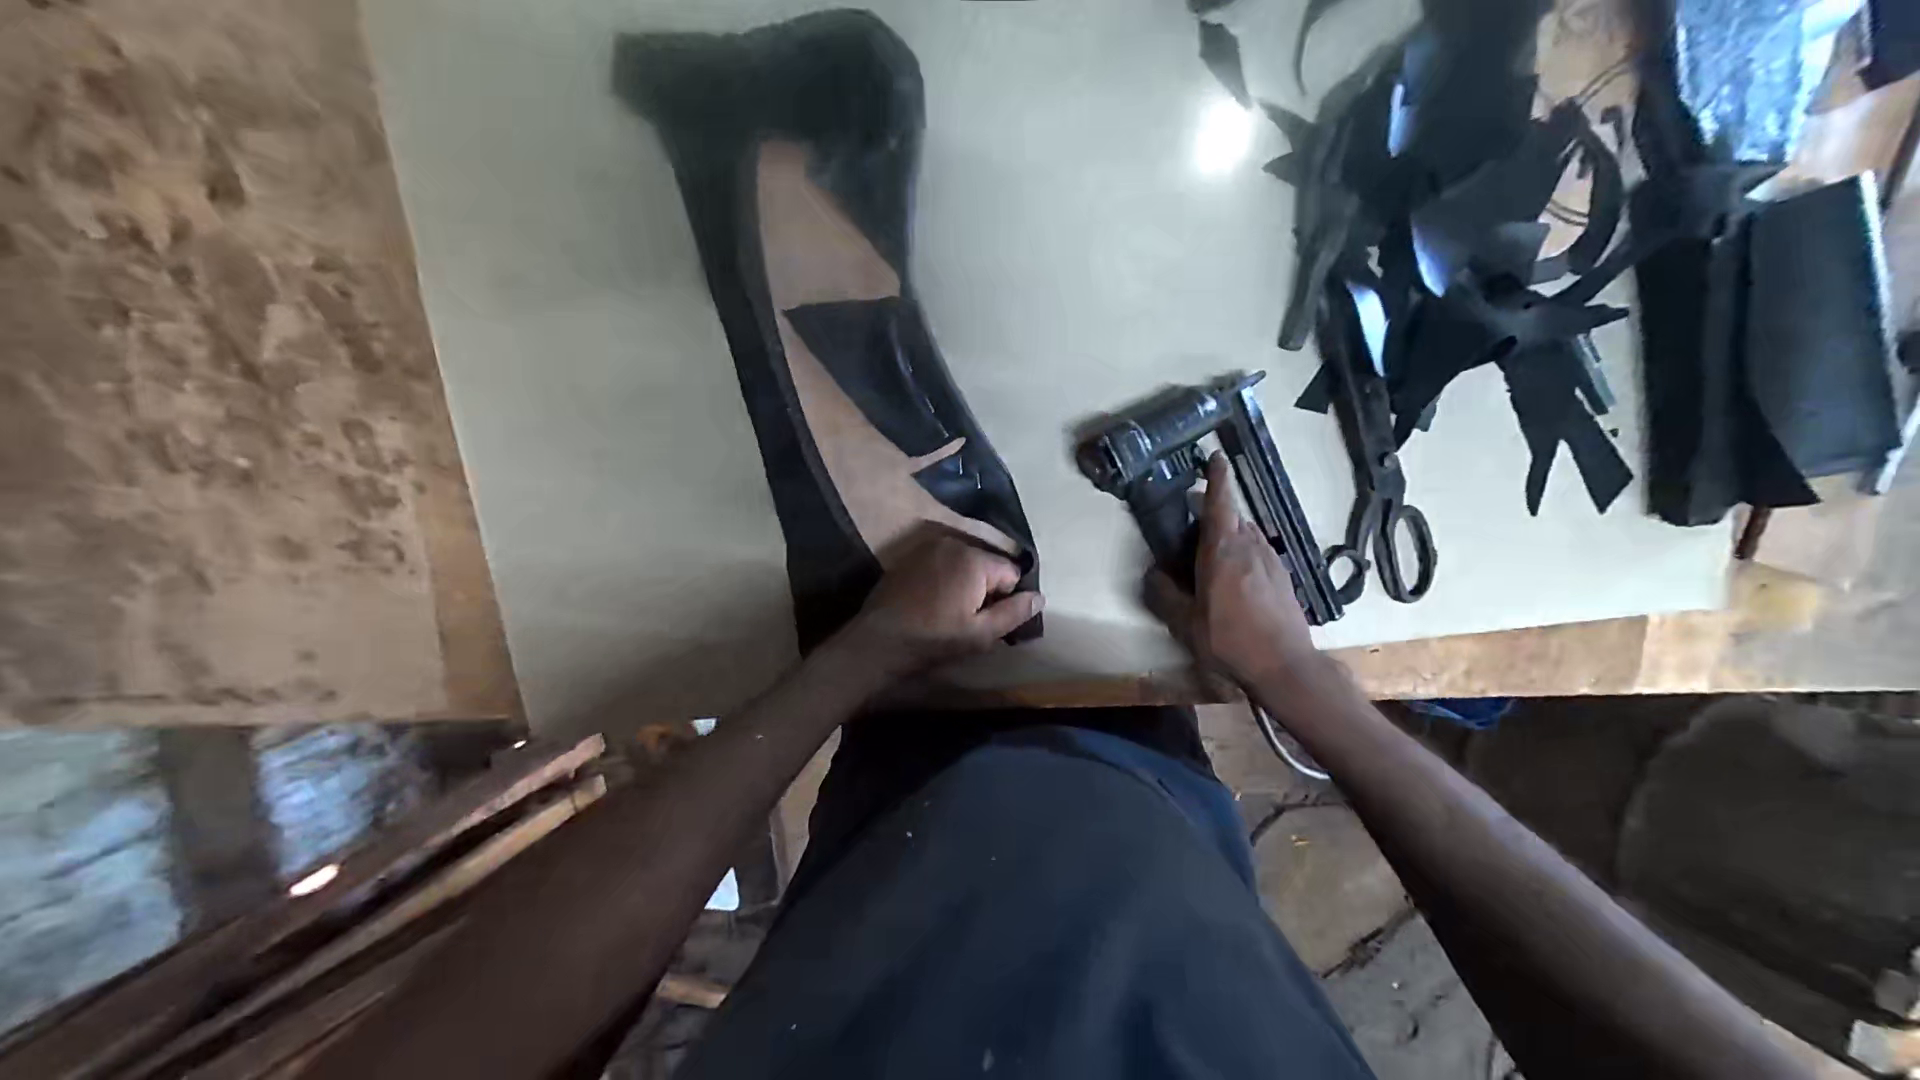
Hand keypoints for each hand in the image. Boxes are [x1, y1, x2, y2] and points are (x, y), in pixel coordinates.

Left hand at [836, 532, 1042, 679]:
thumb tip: (1039, 597)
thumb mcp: (981, 634)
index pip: (1011, 572)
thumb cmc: (934, 639)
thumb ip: (1014, 613)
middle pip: (987, 565)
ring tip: (949, 611)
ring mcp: (928, 547)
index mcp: (974, 559)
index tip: (988, 620)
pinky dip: (944, 578)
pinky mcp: (910, 556)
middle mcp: (953, 543)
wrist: (879, 641)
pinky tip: (931, 602)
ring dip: (964, 583)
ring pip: (964, 563)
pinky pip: (941, 563)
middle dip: (985, 589)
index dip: (1006, 599)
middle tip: (968, 619)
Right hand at [1145, 453, 1318, 688]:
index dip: (1217, 478)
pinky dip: (1245, 557)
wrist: (1285, 666)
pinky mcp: (1283, 577)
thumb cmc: (1229, 639)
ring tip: (1214, 562)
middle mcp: (1250, 546)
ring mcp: (1271, 561)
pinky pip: (1259, 555)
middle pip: (1233, 519)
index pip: (1219, 503)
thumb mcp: (1185, 622)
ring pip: (1248, 537)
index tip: (1215, 458)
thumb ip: (1165, 594)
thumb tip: (1153, 573)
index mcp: (1222, 550)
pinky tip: (1237, 585)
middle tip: (1196, 532)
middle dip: (1216, 517)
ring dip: (1231, 539)